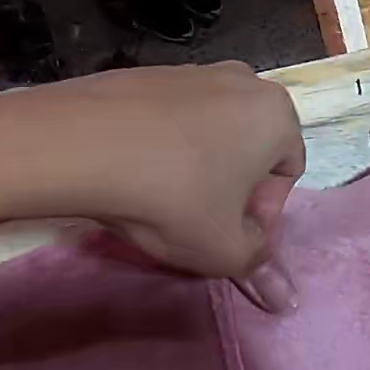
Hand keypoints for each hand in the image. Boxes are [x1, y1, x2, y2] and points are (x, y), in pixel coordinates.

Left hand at [0, 63, 305, 310]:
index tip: (230, 233)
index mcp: (273, 113)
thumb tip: (284, 299)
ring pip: (207, 129)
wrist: (83, 144)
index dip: (263, 212)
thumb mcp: (222, 248)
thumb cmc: (173, 196)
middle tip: (199, 217)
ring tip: (160, 194)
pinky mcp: (145, 72)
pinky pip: (168, 115)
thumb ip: (258, 266)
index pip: (286, 171)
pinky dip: (161, 142)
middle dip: (231, 184)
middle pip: (248, 145)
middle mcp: (239, 79)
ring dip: (196, 163)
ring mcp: (188, 70)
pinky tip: (133, 168)